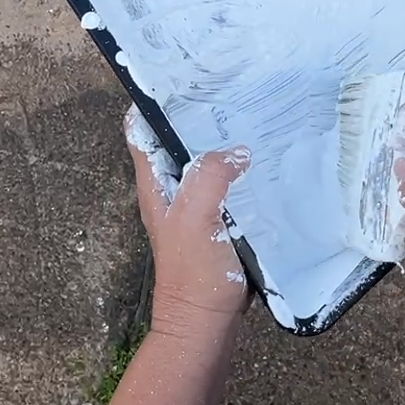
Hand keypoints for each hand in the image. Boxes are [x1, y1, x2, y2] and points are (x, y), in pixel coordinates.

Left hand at [124, 107, 251, 336]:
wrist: (205, 327)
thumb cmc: (194, 276)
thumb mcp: (197, 218)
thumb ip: (209, 177)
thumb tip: (235, 150)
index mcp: (155, 185)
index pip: (141, 131)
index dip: (152, 101)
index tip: (180, 76)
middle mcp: (171, 191)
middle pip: (176, 141)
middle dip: (196, 115)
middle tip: (230, 88)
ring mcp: (194, 207)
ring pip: (204, 162)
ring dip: (221, 142)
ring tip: (252, 114)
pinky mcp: (217, 223)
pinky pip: (226, 186)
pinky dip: (239, 171)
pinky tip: (264, 161)